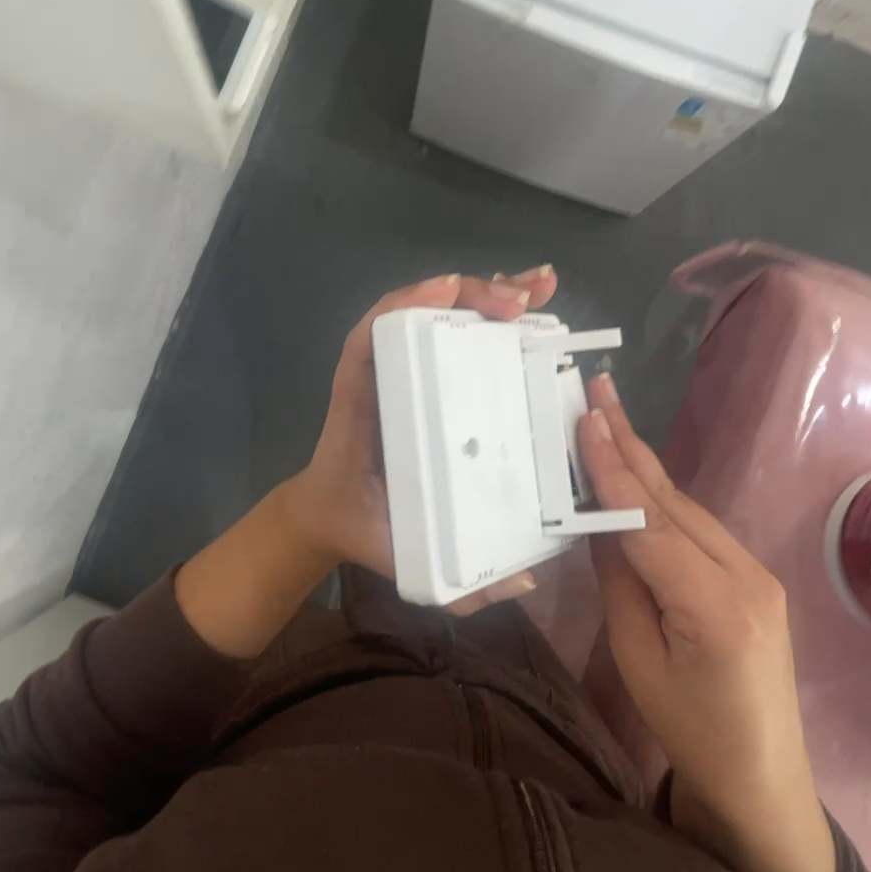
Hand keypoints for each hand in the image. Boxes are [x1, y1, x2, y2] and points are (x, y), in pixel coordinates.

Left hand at [176, 268, 559, 658]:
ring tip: (540, 288)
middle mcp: (384, 379)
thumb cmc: (361, 527)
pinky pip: (449, 340)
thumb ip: (450, 583)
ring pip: (439, 319)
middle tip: (525, 299)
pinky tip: (526, 316)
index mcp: (363, 407)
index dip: (407, 307)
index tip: (450, 293)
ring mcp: (405, 374)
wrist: (331, 518)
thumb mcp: (400, 556)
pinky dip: (483, 318)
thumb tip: (523, 578)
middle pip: (416, 315)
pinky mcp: (423, 381)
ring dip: (488, 295)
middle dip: (472, 295)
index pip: (371, 340)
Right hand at [577, 375, 834, 871]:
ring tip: (606, 419)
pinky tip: (636, 474)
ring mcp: (755, 571)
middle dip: (629, 444)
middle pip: (671, 500)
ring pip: (685, 508)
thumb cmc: (688, 727)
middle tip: (598, 391)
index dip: (610, 470)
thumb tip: (599, 519)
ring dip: (642, 465)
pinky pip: (697, 528)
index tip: (585, 419)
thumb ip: (620, 580)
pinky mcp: (753, 576)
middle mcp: (744, 574)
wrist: (761, 776)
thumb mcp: (636, 657)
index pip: (647, 523)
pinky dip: (660, 497)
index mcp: (712, 604)